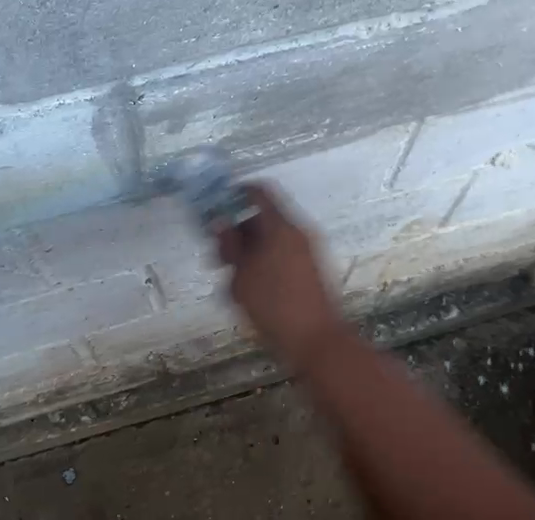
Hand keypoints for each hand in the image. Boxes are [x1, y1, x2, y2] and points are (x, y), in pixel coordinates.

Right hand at [215, 184, 350, 371]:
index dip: (235, 194)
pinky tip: (250, 287)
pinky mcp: (310, 270)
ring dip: (250, 248)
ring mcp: (307, 251)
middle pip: (264, 216)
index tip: (216, 208)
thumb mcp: (242, 276)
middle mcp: (297, 231)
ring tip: (232, 276)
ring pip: (272, 237)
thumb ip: (230, 245)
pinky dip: (264, 260)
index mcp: (281, 225)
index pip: (258, 192)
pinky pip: (282, 253)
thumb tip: (220, 224)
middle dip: (238, 230)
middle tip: (219, 254)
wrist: (318, 342)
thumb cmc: (275, 306)